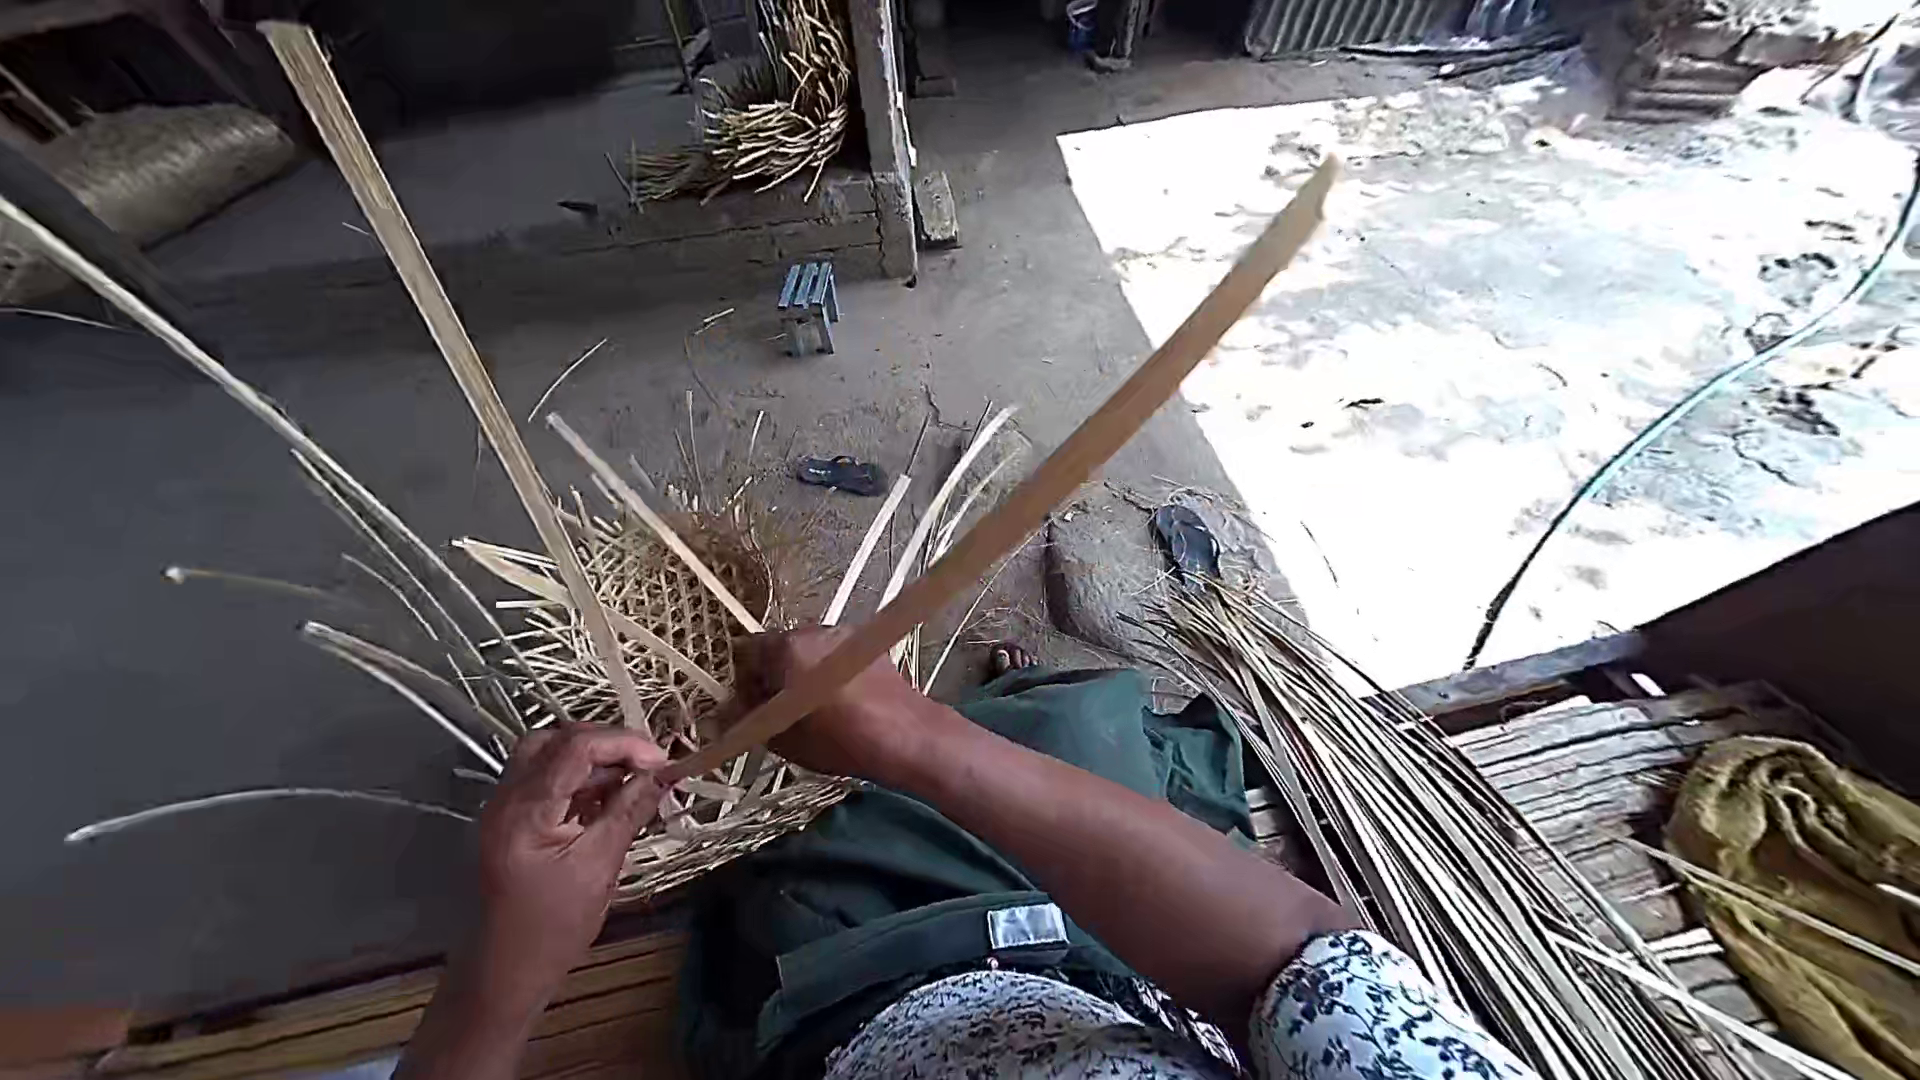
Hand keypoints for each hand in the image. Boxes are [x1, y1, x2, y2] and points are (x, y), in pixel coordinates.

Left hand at [471, 724, 665, 1011]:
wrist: (503, 978)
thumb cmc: (551, 928)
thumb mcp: (600, 865)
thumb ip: (631, 809)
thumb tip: (667, 772)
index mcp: (525, 811)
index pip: (577, 747)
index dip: (625, 744)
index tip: (662, 764)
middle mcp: (508, 799)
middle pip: (559, 740)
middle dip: (609, 743)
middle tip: (647, 763)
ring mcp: (509, 808)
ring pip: (554, 754)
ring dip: (599, 759)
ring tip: (635, 779)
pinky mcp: (517, 819)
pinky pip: (553, 778)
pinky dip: (587, 777)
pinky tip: (614, 797)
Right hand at [732, 627, 944, 785]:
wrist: (904, 733)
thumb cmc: (839, 737)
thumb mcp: (783, 737)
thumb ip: (748, 721)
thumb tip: (726, 715)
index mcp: (787, 646)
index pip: (747, 653)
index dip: (745, 683)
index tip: (752, 709)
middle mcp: (815, 630)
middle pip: (780, 647)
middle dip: (774, 675)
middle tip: (780, 711)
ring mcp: (845, 633)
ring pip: (809, 650)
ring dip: (803, 671)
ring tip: (813, 706)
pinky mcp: (868, 644)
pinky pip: (835, 652)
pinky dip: (829, 669)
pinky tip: (840, 698)